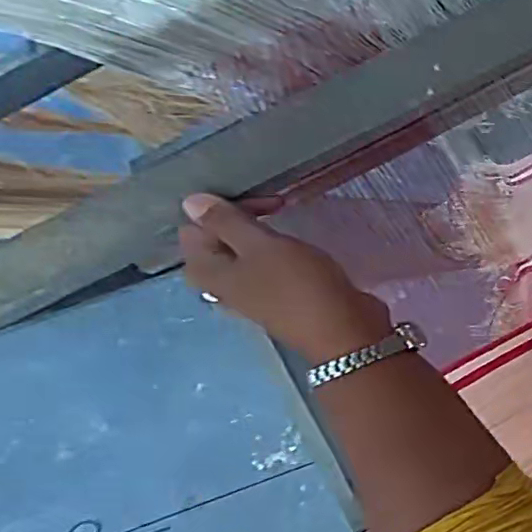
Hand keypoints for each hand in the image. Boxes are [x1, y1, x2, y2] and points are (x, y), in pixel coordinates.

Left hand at [179, 193, 391, 361]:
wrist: (341, 330)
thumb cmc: (300, 285)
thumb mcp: (263, 245)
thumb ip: (226, 221)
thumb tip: (190, 200)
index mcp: (204, 269)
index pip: (197, 224)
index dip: (229, 207)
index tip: (269, 203)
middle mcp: (219, 283)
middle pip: (219, 239)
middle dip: (246, 220)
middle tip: (282, 209)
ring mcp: (249, 293)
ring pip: (245, 254)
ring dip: (264, 237)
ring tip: (291, 229)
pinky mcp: (276, 299)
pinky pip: (267, 268)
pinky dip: (278, 255)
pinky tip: (299, 255)